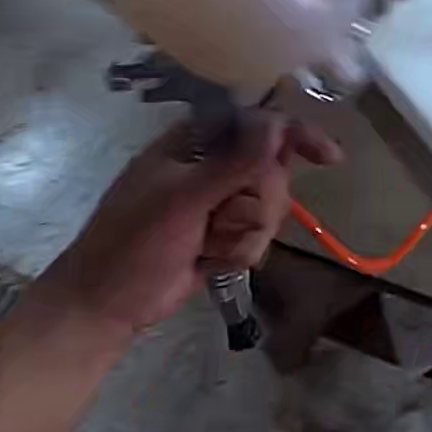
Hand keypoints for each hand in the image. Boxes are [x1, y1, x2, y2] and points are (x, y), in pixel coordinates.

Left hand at [40, 113, 342, 337]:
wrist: (103, 307)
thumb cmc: (131, 244)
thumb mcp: (181, 201)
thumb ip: (233, 164)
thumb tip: (277, 126)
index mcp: (199, 140)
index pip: (261, 124)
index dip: (296, 136)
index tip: (328, 158)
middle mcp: (217, 163)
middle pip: (273, 170)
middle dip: (256, 203)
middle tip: (223, 221)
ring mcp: (223, 198)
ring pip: (272, 205)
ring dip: (246, 233)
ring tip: (210, 244)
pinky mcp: (228, 231)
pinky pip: (262, 234)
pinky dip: (241, 251)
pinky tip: (212, 261)